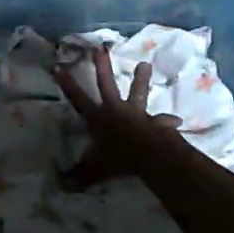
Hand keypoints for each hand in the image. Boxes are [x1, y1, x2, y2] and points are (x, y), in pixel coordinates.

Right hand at [52, 44, 184, 188]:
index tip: (58, 66)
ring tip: (145, 64)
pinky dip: (166, 121)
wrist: (149, 154)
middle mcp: (115, 109)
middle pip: (106, 83)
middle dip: (102, 66)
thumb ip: (81, 174)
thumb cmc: (117, 158)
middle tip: (100, 47)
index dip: (67, 84)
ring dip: (140, 80)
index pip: (77, 98)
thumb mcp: (95, 169)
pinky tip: (175, 121)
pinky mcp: (154, 122)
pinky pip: (161, 121)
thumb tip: (64, 185)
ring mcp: (136, 113)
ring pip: (137, 93)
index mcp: (97, 118)